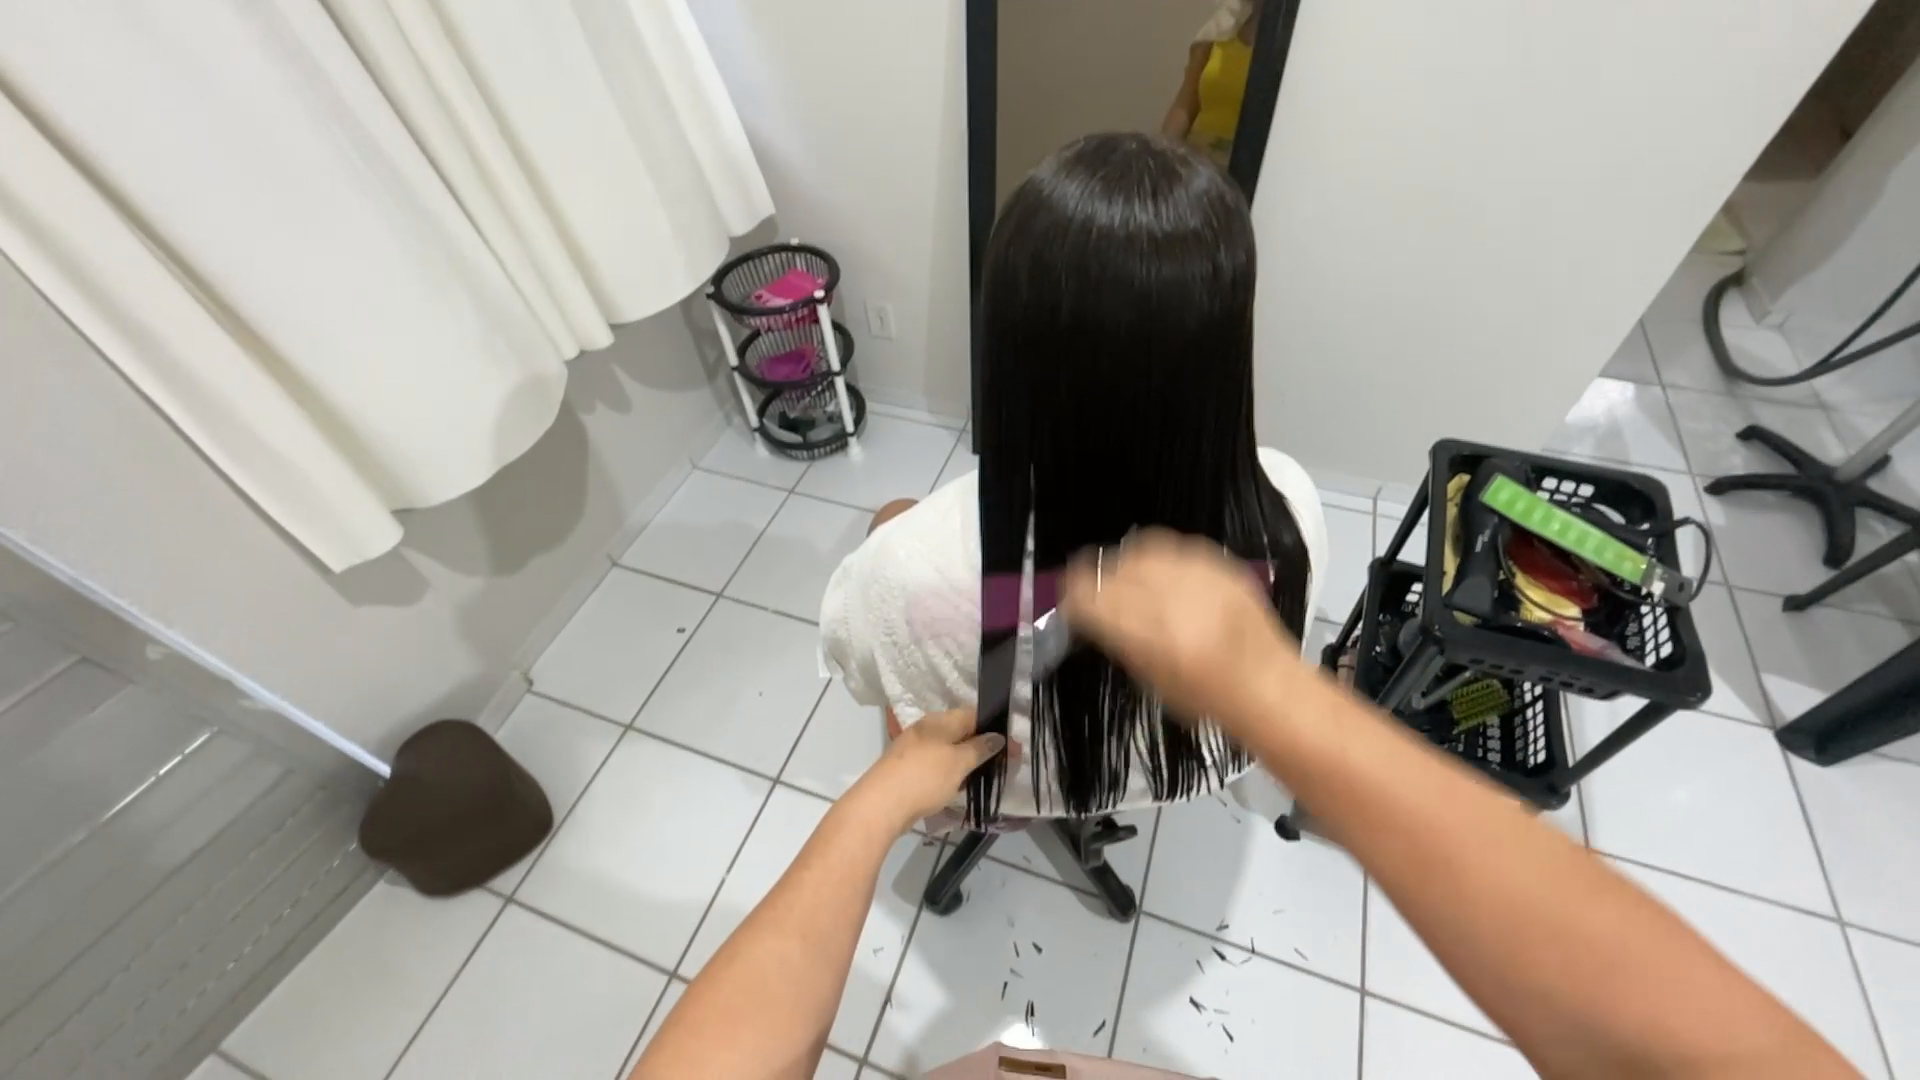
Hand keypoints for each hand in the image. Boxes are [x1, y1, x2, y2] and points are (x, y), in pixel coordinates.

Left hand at [847, 708, 1003, 833]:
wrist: (881, 805)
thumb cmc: (924, 778)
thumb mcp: (958, 762)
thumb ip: (979, 747)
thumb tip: (996, 737)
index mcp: (940, 720)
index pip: (973, 714)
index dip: (995, 728)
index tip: (1013, 747)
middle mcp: (926, 729)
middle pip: (961, 731)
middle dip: (981, 745)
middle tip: (1003, 763)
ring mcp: (915, 749)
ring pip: (948, 750)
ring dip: (966, 761)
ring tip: (985, 776)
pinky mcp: (908, 769)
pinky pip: (937, 765)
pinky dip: (951, 772)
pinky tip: (959, 786)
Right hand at [1060, 529, 1301, 729]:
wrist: (1268, 685)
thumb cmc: (1207, 696)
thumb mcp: (1149, 678)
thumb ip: (1117, 639)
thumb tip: (1093, 613)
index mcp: (1148, 631)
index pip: (1088, 595)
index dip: (1072, 597)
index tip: (1070, 604)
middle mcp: (1170, 594)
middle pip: (1111, 567)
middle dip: (1097, 579)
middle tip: (1096, 593)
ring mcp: (1197, 573)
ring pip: (1140, 548)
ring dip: (1126, 563)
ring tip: (1127, 580)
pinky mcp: (1219, 563)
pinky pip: (1174, 546)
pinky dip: (1158, 558)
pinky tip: (1160, 575)